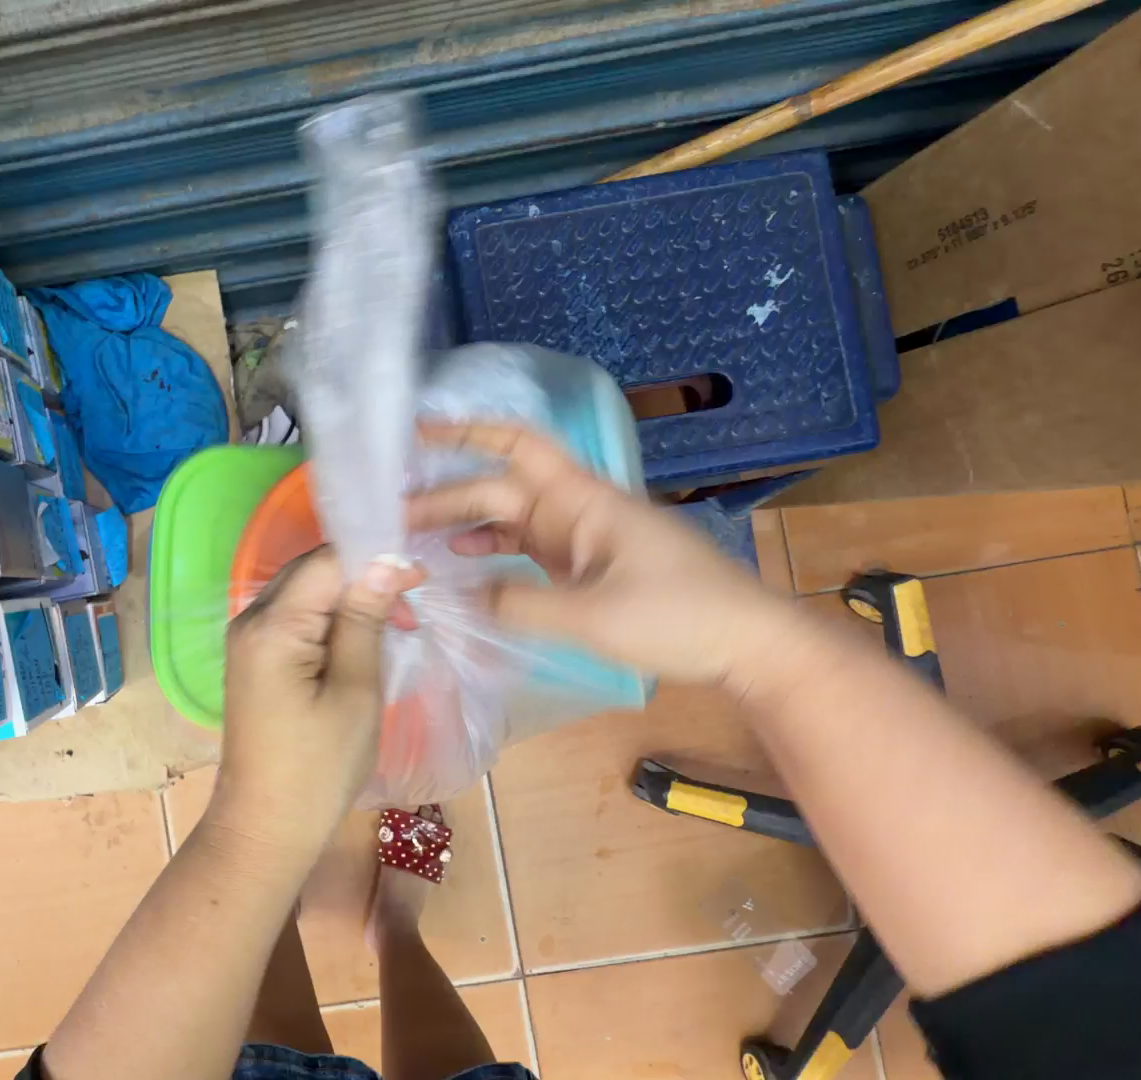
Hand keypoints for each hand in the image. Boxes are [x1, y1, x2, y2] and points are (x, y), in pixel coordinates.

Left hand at [212, 546, 423, 849]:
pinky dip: (331, 622)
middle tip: (414, 602)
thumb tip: (387, 563)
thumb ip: (365, 621)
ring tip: (397, 624)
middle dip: (364, 577)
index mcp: (272, 626)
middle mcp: (250, 620)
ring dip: (350, 600)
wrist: (266, 827)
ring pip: (305, 595)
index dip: (374, 560)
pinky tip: (364, 639)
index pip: (325, 562)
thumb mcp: (355, 692)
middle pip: (311, 573)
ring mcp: (248, 640)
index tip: (421, 577)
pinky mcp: (255, 660)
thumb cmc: (318, 768)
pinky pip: (296, 620)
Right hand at [406, 421, 813, 689]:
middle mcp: (576, 510)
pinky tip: (460, 563)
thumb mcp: (592, 615)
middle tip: (391, 518)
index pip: (518, 446)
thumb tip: (459, 595)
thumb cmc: (681, 616)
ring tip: (412, 539)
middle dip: (444, 498)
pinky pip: (524, 550)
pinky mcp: (582, 567)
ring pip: (507, 519)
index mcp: (583, 501)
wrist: (749, 645)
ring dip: (461, 525)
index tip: (417, 434)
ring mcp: (579, 539)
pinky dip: (490, 553)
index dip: (467, 434)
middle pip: (499, 490)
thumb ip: (518, 603)